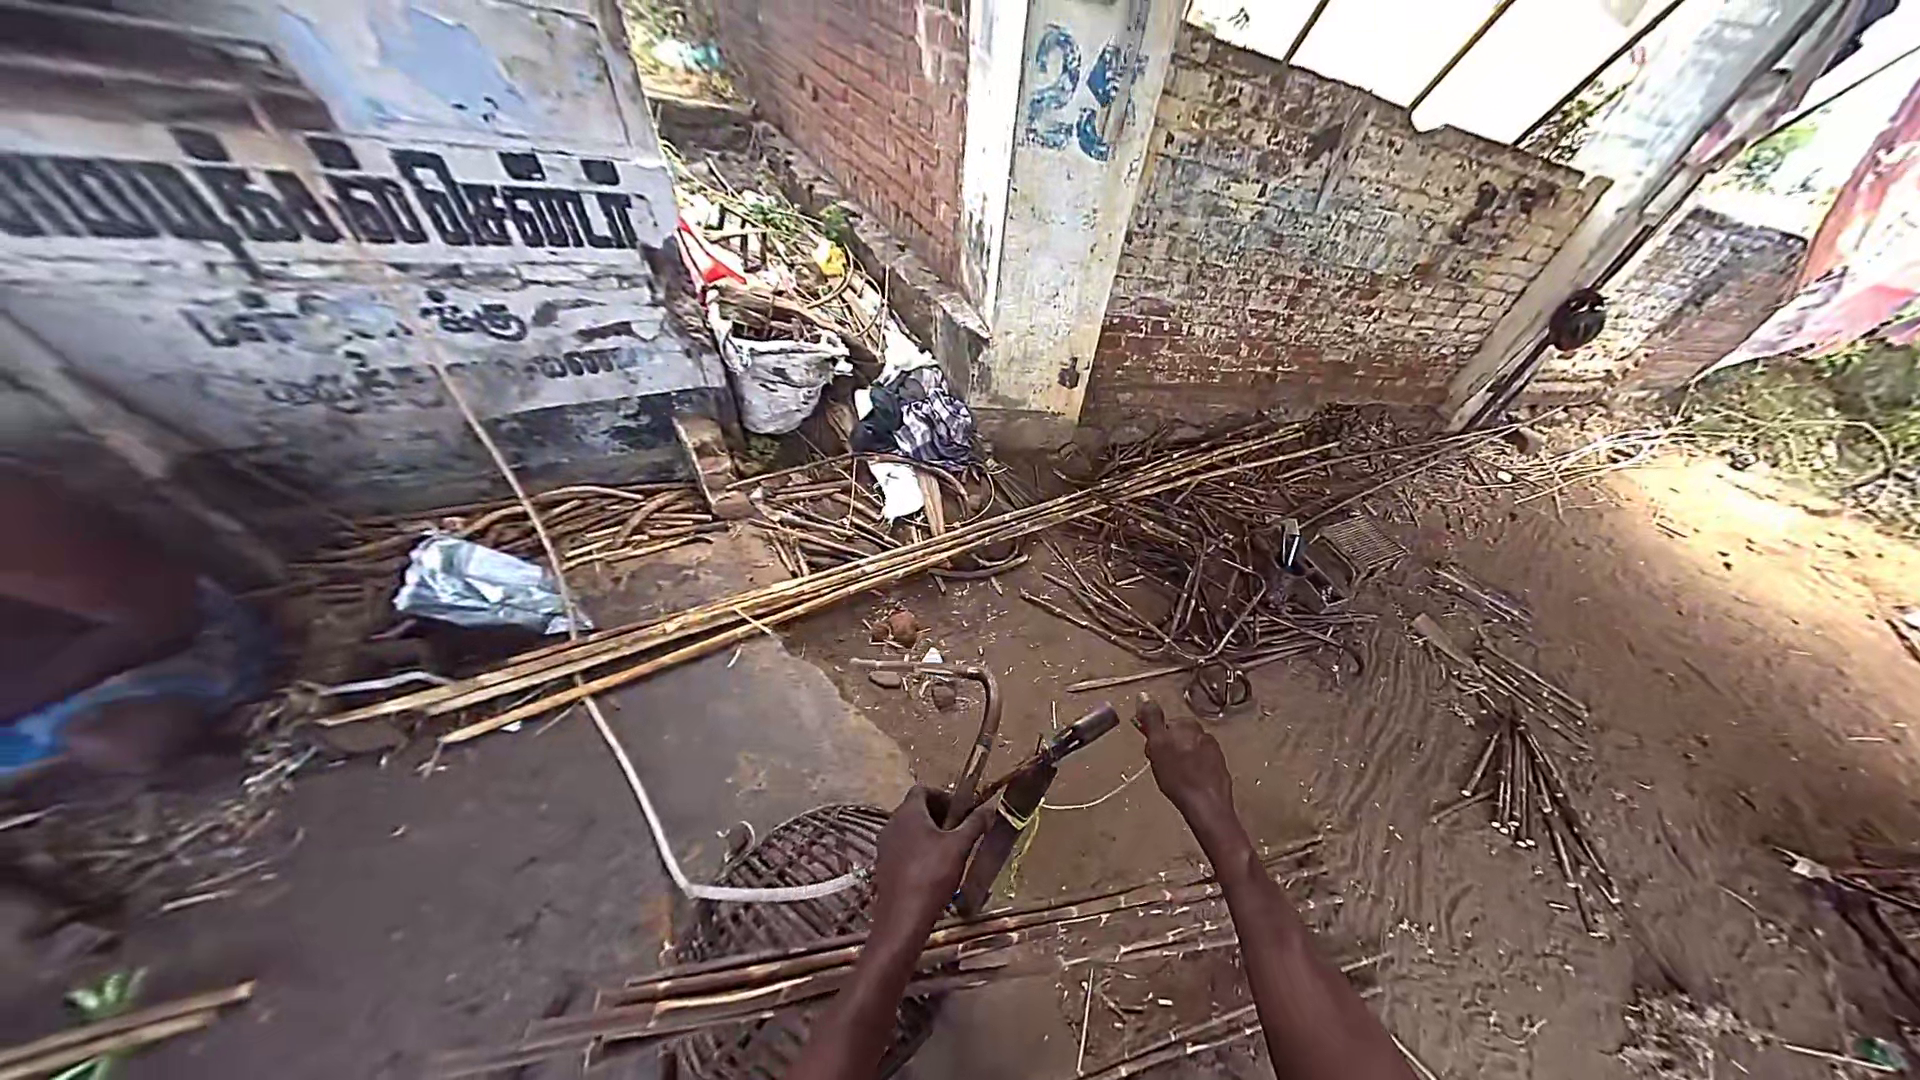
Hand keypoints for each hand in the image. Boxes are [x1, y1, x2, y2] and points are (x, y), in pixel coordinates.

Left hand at [869, 786, 994, 935]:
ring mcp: (885, 845)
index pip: (923, 789)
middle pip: (916, 808)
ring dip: (929, 833)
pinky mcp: (883, 865)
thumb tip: (989, 807)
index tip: (960, 811)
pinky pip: (903, 847)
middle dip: (939, 815)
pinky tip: (933, 869)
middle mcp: (892, 823)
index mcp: (908, 812)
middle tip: (959, 830)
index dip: (943, 795)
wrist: (902, 919)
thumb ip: (974, 824)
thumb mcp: (959, 847)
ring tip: (950, 851)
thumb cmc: (932, 875)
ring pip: (909, 829)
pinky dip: (918, 849)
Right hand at [1134, 694, 1239, 843]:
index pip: (1165, 725)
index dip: (1156, 740)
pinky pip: (1201, 764)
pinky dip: (1194, 771)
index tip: (1152, 754)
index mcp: (1188, 725)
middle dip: (1169, 749)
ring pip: (1190, 751)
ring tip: (1175, 779)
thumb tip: (1144, 695)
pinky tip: (1188, 784)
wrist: (1207, 807)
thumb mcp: (1157, 745)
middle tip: (1162, 767)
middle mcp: (1204, 733)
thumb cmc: (1178, 776)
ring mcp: (1215, 752)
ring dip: (1182, 761)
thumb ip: (1151, 719)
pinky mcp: (1221, 769)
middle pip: (1178, 737)